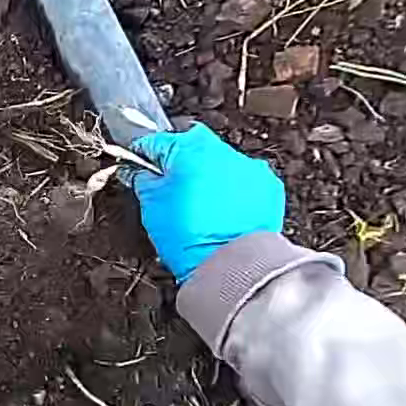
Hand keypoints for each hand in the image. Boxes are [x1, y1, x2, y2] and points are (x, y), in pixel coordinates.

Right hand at [126, 123, 284, 282]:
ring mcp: (249, 168)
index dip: (143, 154)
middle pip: (191, 149)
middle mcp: (223, 151)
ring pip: (219, 165)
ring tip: (196, 207)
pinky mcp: (268, 187)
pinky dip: (232, 193)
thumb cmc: (189, 235)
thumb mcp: (151, 204)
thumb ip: (141, 179)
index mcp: (190, 148)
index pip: (158, 141)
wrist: (231, 265)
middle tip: (167, 190)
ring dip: (207, 178)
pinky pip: (243, 182)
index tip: (137, 164)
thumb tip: (136, 171)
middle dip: (178, 166)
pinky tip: (219, 214)